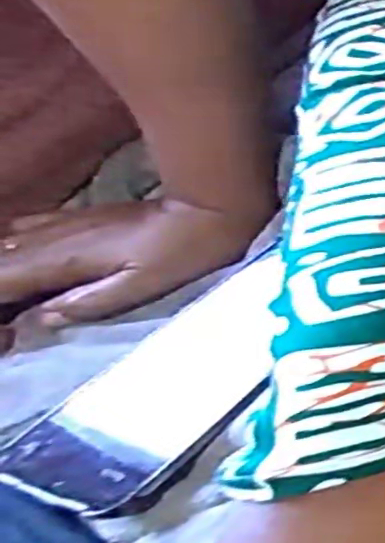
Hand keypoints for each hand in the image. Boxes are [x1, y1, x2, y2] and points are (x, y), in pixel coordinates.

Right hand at [0, 196, 272, 330]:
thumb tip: (39, 321)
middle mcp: (34, 240)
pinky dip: (16, 262)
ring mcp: (47, 226)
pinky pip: (15, 240)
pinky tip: (41, 277)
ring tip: (30, 305)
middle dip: (2, 298)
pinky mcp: (64, 219)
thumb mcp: (146, 284)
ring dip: (7, 282)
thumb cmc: (185, 250)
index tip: (13, 334)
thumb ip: (90, 303)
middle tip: (21, 321)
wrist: (207, 208)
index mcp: (50, 260)